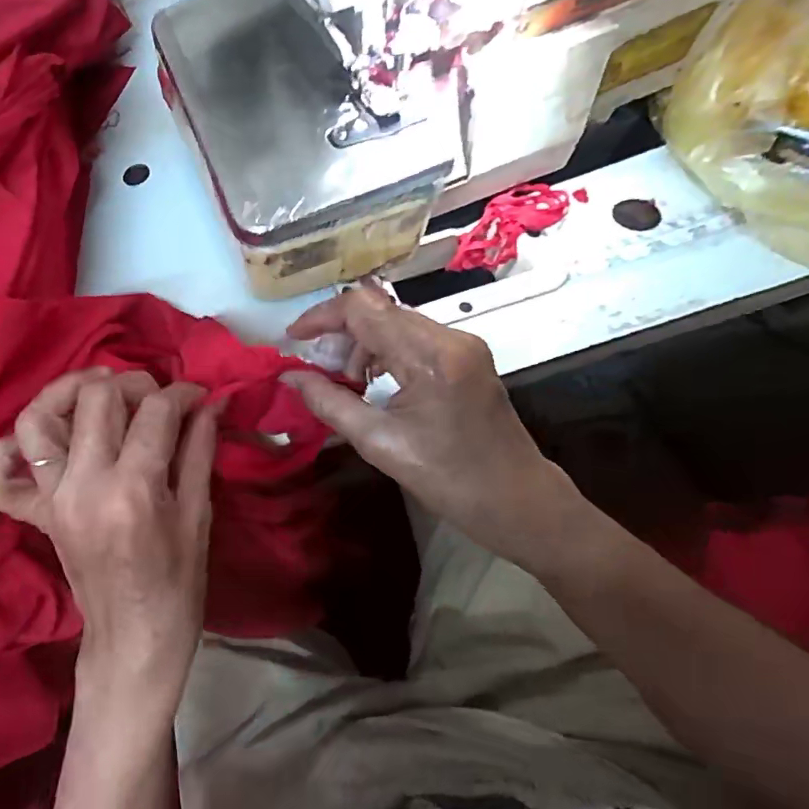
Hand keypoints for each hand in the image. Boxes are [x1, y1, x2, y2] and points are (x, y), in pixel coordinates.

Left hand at [0, 368, 217, 699]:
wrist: (135, 642)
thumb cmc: (180, 583)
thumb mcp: (199, 514)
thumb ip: (200, 450)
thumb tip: (211, 402)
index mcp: (134, 490)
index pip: (155, 411)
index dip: (183, 393)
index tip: (199, 397)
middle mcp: (84, 486)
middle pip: (96, 399)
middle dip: (132, 383)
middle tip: (155, 398)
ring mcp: (53, 499)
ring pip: (38, 420)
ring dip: (68, 393)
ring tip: (101, 392)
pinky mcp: (38, 515)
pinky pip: (1, 478)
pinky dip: (8, 451)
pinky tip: (44, 441)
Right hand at [280, 285, 593, 576]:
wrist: (519, 501)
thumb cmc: (450, 481)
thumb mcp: (380, 444)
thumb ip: (329, 403)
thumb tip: (289, 377)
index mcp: (429, 356)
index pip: (363, 308)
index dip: (322, 316)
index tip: (294, 339)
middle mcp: (450, 337)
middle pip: (379, 310)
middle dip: (341, 333)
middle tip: (319, 370)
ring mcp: (463, 344)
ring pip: (397, 321)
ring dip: (363, 343)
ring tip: (347, 383)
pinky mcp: (469, 355)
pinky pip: (416, 337)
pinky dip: (387, 351)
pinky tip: (374, 382)